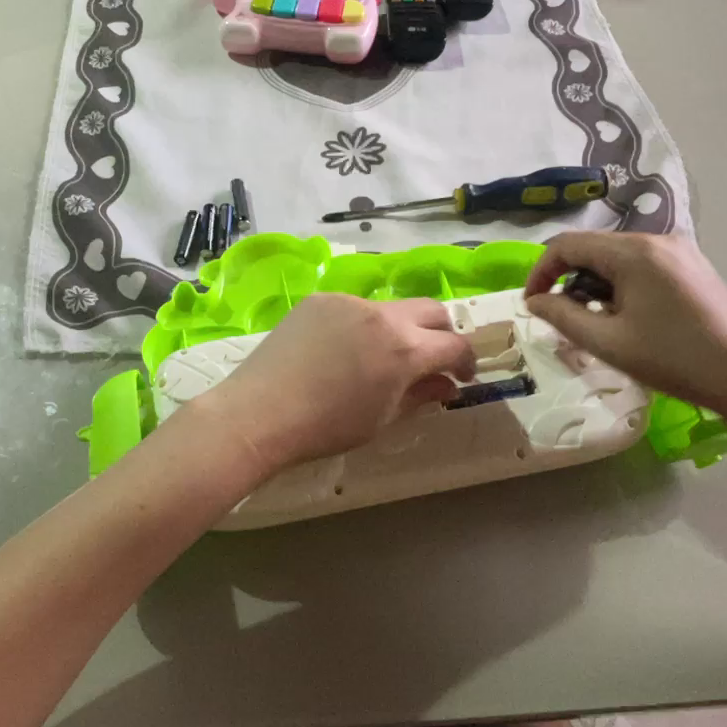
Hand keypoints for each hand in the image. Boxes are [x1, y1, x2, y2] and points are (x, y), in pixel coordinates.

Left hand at [200, 294, 475, 473]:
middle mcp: (383, 315)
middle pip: (431, 311)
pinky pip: (354, 307)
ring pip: (391, 308)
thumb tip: (447, 385)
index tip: (462, 377)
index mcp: (405, 348)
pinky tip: (342, 350)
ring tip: (379, 358)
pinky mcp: (319, 299)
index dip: (466, 362)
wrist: (261, 412)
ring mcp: (348, 301)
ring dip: (399, 329)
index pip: (455, 345)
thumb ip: (421, 395)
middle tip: (433, 359)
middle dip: (441, 333)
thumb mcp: (383, 418)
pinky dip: (362, 324)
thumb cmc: (327, 427)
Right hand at [523, 231, 726, 415]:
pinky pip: (642, 266)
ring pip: (617, 258)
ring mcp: (680, 252)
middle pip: (593, 248)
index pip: (567, 244)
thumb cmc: (674, 359)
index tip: (531, 305)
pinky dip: (621, 286)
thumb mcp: (607, 342)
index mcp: (634, 251)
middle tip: (564, 321)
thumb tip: (536, 301)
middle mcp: (657, 240)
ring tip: (596, 325)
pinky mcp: (694, 267)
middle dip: (568, 280)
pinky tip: (627, 319)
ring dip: (595, 285)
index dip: (540, 272)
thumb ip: (562, 317)